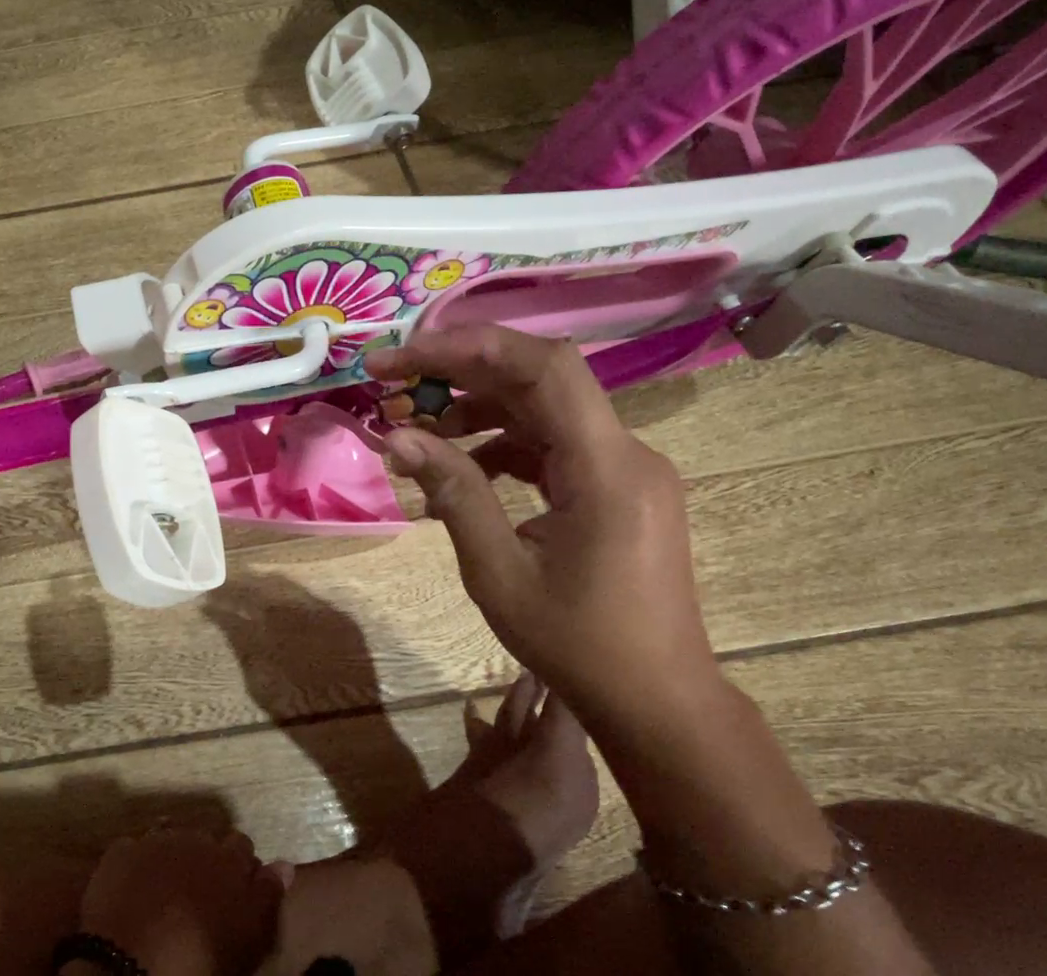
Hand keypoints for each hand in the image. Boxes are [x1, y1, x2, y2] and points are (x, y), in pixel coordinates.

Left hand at [78, 828, 283, 975]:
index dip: (240, 865)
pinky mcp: (119, 852)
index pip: (242, 845)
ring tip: (168, 885)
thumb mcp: (248, 935)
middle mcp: (192, 839)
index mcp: (228, 859)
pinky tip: (136, 884)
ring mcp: (152, 842)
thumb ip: (267, 896)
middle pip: (205, 838)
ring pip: (169, 837)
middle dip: (206, 856)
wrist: (134, 960)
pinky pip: (134, 848)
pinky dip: (138, 862)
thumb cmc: (202, 955)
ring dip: (172, 854)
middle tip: (201, 888)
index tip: (235, 887)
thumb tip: (284, 865)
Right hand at [364, 325, 723, 724]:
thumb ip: (453, 494)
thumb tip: (397, 436)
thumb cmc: (577, 643)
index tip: (402, 359)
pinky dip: (501, 448)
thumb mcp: (499, 572)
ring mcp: (625, 470)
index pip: (544, 367)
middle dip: (459, 372)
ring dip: (476, 411)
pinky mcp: (617, 490)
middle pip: (539, 380)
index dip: (468, 347)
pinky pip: (553, 447)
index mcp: (606, 467)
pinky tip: (457, 474)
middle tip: (390, 383)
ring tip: (413, 431)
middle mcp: (626, 453)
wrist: (655, 700)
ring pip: (543, 412)